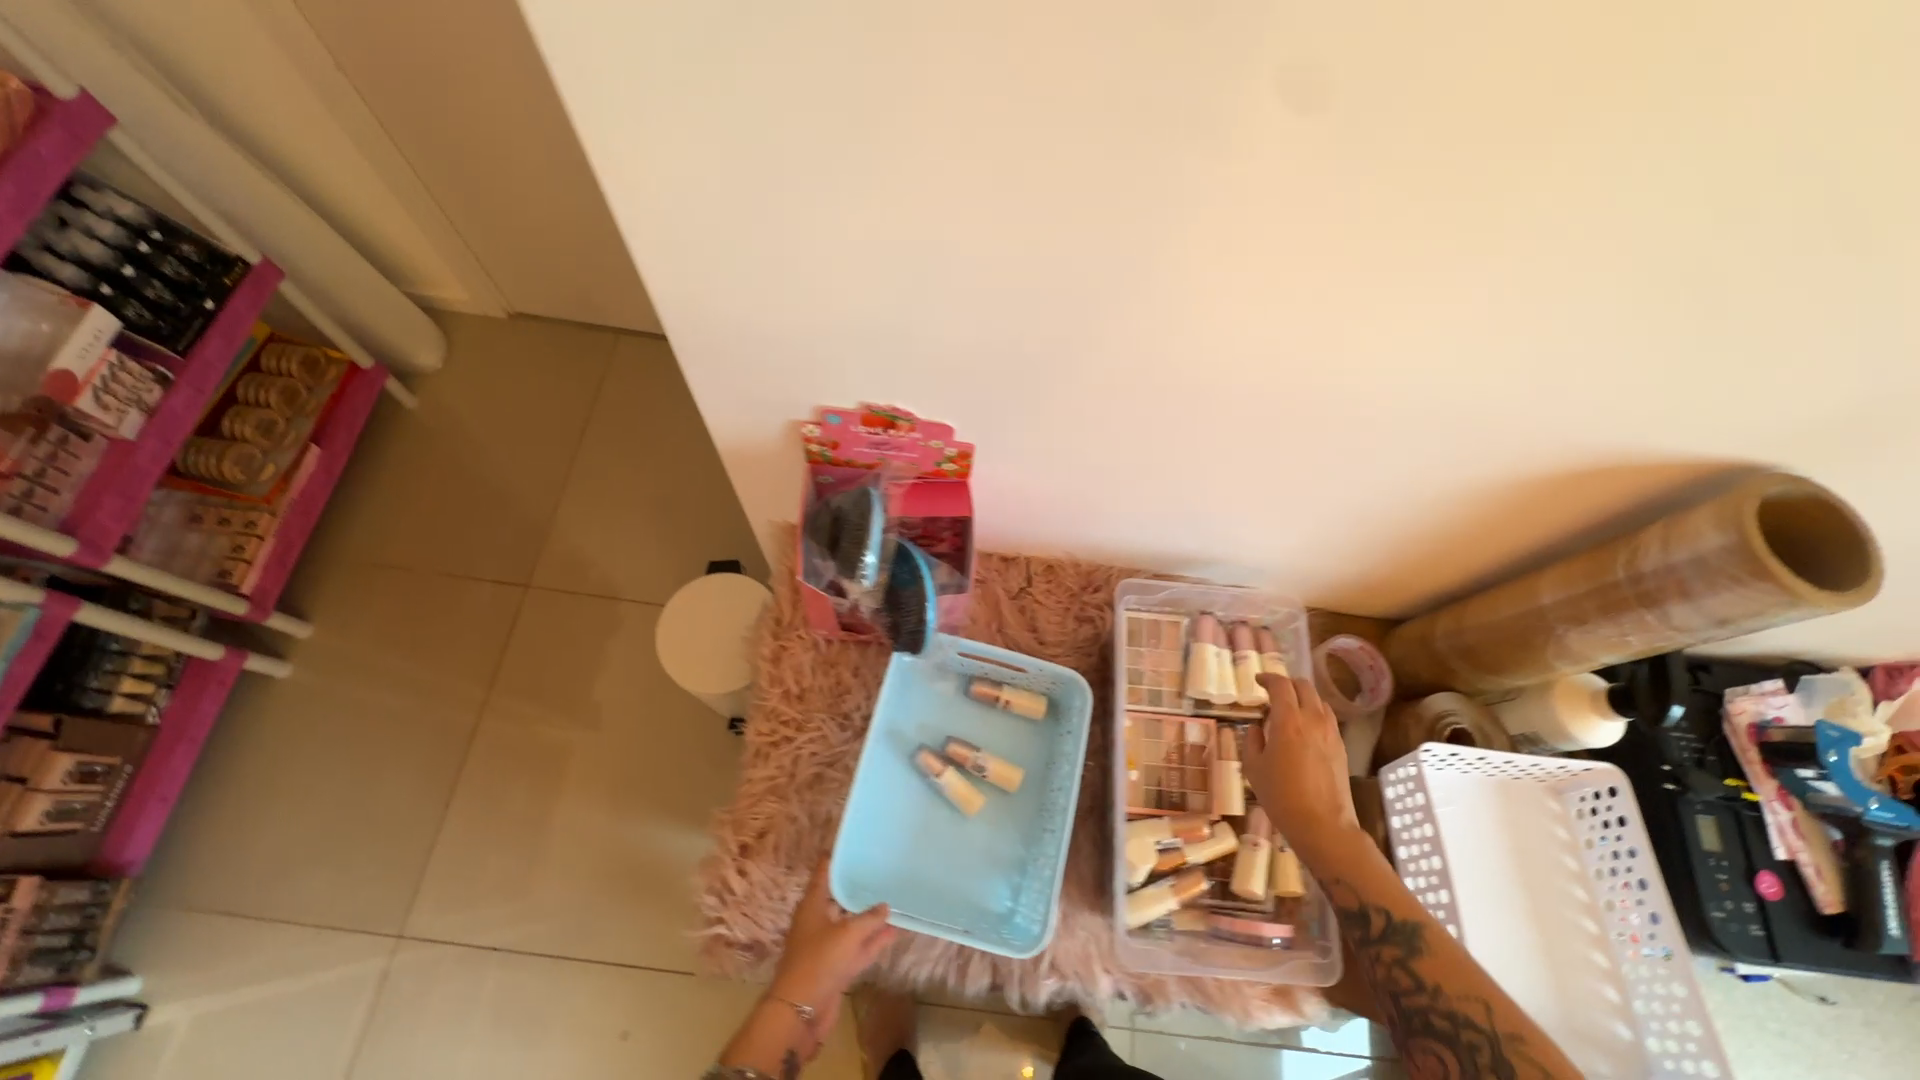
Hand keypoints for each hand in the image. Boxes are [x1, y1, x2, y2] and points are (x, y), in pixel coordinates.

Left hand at [769, 861, 897, 1037]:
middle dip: (857, 889)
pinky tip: (893, 932)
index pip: (823, 874)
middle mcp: (818, 922)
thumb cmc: (819, 961)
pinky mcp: (836, 968)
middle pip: (838, 900)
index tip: (854, 846)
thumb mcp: (847, 934)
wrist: (800, 1011)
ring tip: (893, 902)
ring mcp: (827, 946)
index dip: (836, 859)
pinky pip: (858, 948)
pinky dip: (873, 941)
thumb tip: (884, 905)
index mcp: (812, 906)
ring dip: (870, 919)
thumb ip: (869, 918)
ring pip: (851, 926)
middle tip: (880, 872)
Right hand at [1243, 673, 1361, 860]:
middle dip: (1287, 684)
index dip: (1268, 678)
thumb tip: (1257, 727)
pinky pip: (1327, 719)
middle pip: (1304, 687)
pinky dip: (1314, 714)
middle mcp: (1313, 720)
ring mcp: (1331, 732)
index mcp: (1288, 721)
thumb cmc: (1280, 796)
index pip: (1281, 685)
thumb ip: (1252, 740)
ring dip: (1303, 698)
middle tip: (1272, 694)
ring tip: (1289, 711)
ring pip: (1319, 701)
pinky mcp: (1341, 747)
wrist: (1321, 824)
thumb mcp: (1253, 768)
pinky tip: (1304, 730)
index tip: (1257, 681)